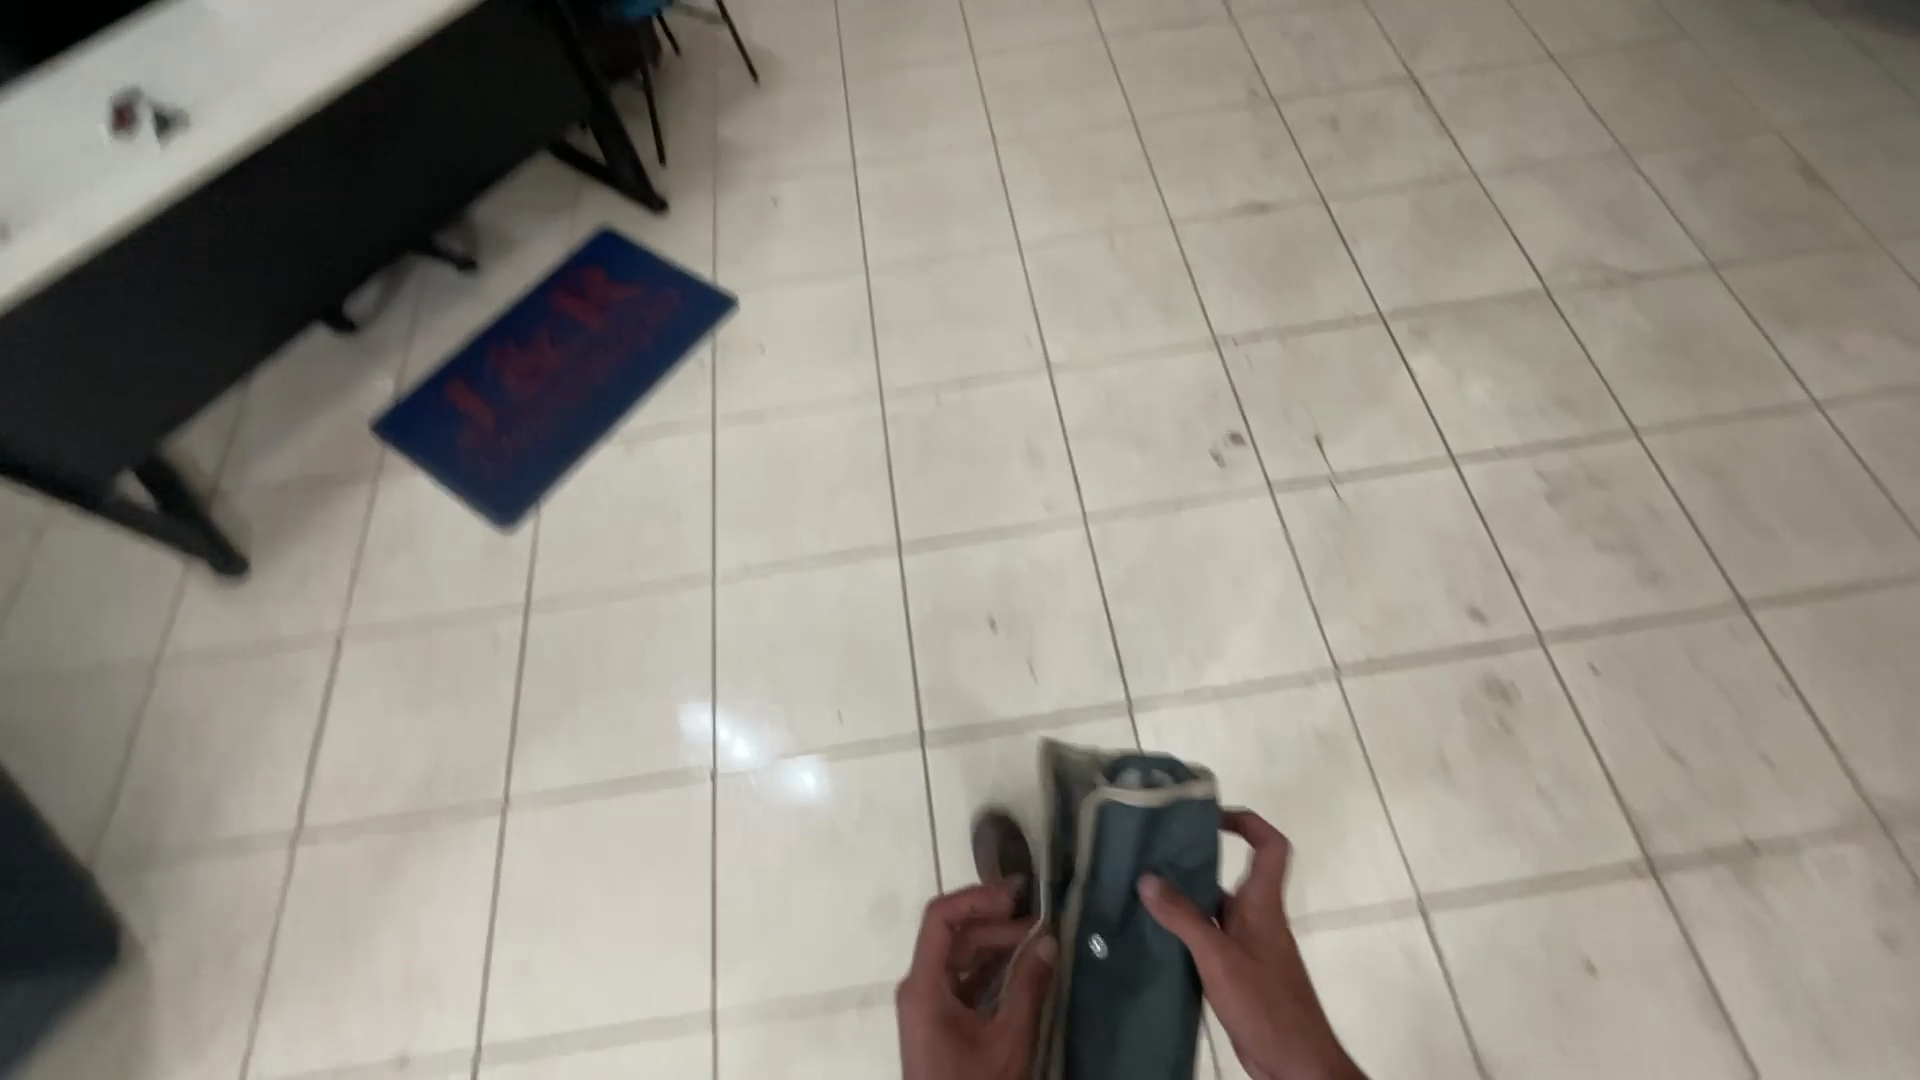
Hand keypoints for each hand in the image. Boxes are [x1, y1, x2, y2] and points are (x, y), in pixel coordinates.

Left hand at [898, 881, 1058, 1079]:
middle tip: (1041, 922)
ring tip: (1038, 940)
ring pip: (961, 955)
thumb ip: (1027, 987)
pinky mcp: (941, 1019)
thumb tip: (1048, 940)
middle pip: (954, 934)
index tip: (1015, 897)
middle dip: (997, 923)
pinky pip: (965, 978)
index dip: (977, 898)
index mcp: (923, 985)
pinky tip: (1024, 966)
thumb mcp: (1007, 1042)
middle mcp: (919, 986)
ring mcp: (928, 1003)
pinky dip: (993, 967)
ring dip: (997, 944)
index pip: (941, 918)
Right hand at [1137, 810, 1365, 1079]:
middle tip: (1153, 850)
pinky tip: (1155, 935)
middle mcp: (1257, 917)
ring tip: (1142, 888)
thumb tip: (1146, 877)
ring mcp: (1249, 946)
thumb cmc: (1266, 1004)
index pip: (1271, 846)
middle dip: (1195, 858)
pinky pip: (1209, 936)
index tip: (1210, 817)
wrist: (1297, 1066)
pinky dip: (1185, 930)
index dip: (1248, 823)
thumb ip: (1183, 917)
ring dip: (1184, 897)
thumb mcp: (1218, 957)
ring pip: (1215, 907)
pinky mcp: (1239, 971)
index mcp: (1263, 904)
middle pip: (1231, 873)